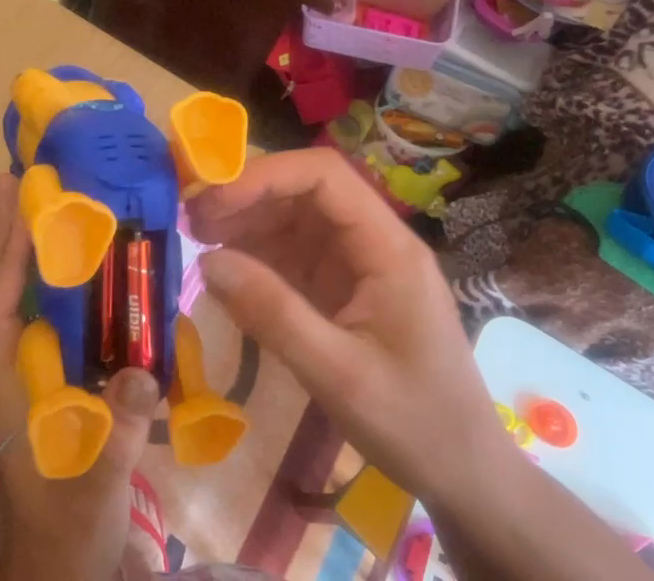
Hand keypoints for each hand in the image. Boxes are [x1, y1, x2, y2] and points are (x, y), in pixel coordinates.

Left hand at [0, 174, 157, 580]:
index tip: (15, 200)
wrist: (64, 571)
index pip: (2, 305)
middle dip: (18, 237)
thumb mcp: (95, 485)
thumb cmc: (67, 531)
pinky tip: (107, 279)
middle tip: (24, 179)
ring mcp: (44, 379)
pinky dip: (82, 298)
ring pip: (41, 306)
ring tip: (63, 210)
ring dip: (48, 258)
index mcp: (11, 385)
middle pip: (15, 292)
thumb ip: (118, 432)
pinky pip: (72, 331)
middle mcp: (22, 370)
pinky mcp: (69, 391)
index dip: (9, 252)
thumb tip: (142, 370)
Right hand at [186, 148, 511, 505]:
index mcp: (388, 248)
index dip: (263, 177)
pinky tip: (224, 270)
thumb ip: (273, 313)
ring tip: (197, 241)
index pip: (323, 177)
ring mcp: (359, 267)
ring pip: (294, 221)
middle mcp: (374, 244)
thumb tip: (206, 262)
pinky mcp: (344, 291)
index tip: (211, 204)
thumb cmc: (414, 423)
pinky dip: (255, 257)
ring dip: (245, 223)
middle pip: (304, 192)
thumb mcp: (338, 374)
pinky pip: (294, 256)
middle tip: (189, 222)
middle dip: (246, 198)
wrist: (464, 474)